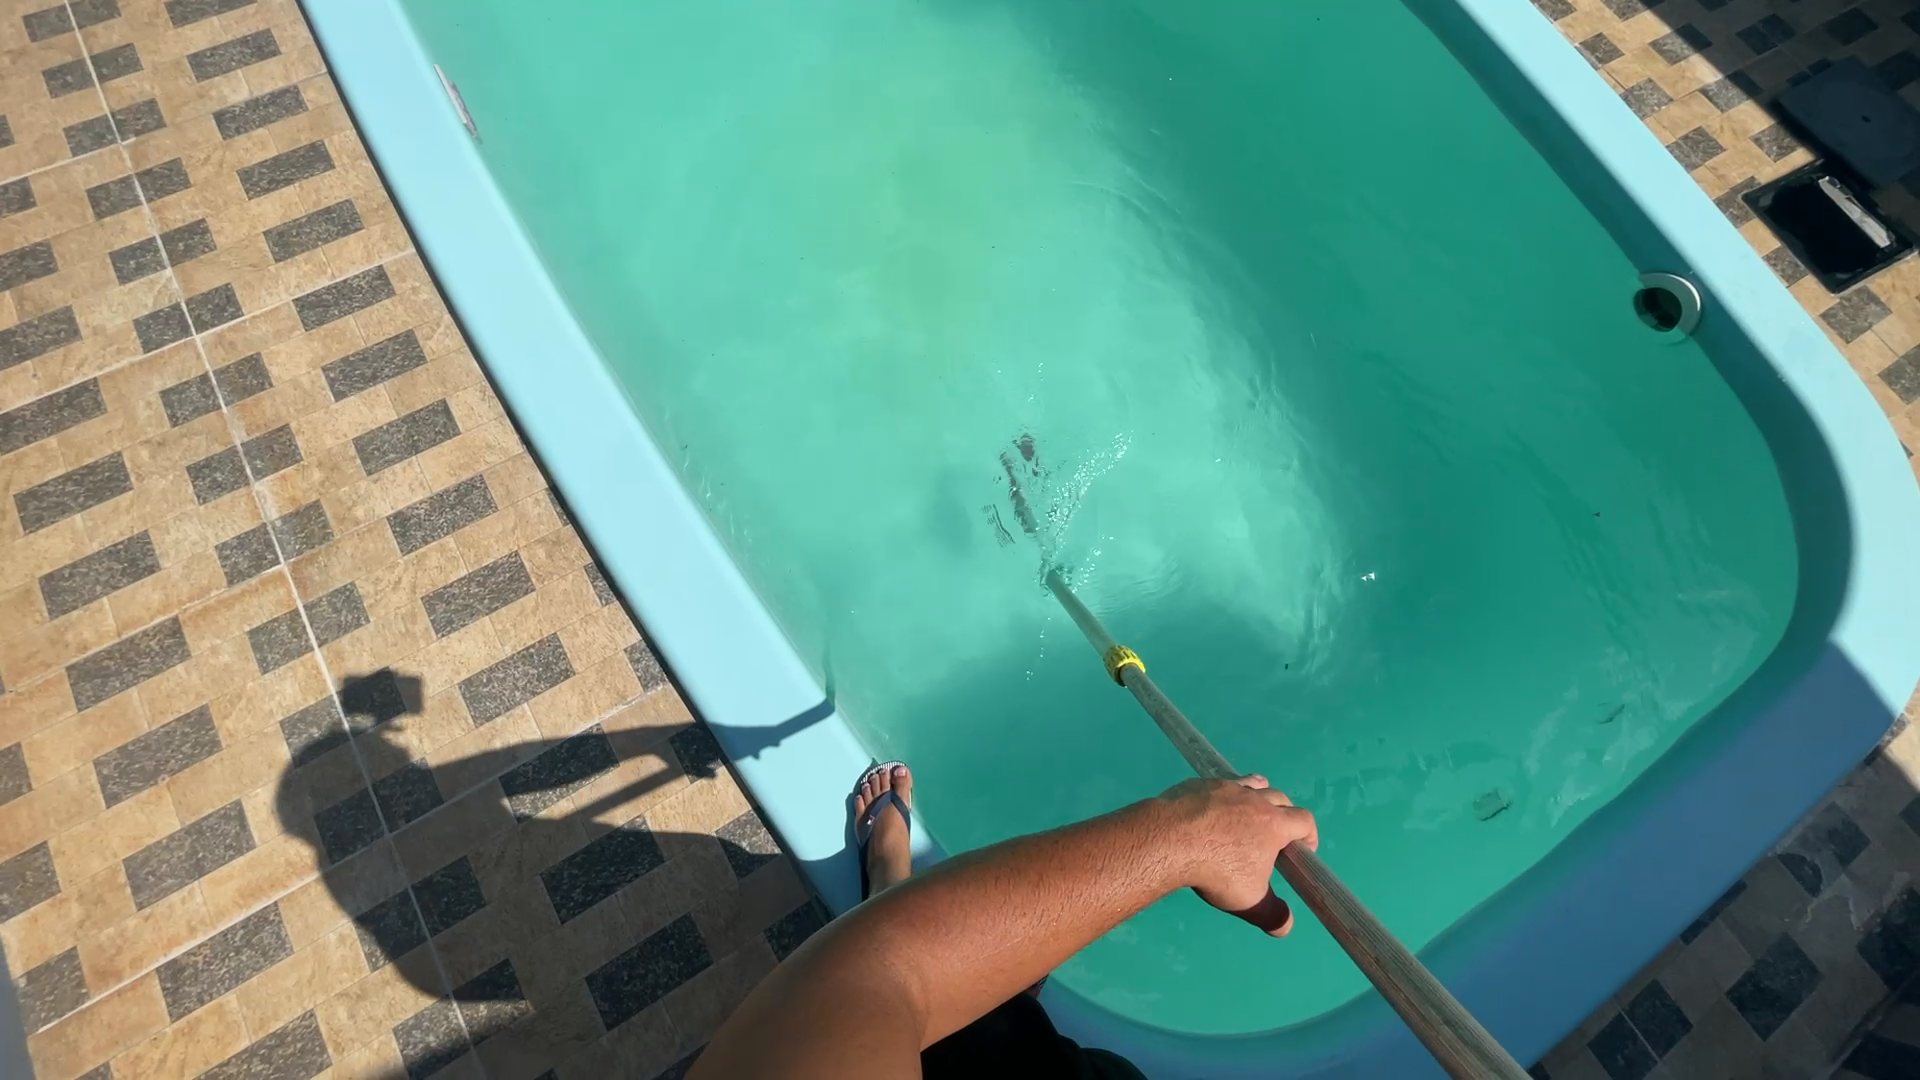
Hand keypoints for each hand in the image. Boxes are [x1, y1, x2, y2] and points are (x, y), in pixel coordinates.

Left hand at [1156, 775, 1317, 936]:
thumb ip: (1273, 915)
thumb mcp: (1250, 902)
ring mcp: (1224, 786)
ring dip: (1256, 795)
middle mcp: (1252, 798)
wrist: (1169, 838)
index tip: (1302, 850)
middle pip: (1279, 797)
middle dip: (1284, 814)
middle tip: (1274, 835)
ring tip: (1248, 814)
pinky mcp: (1199, 782)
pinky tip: (1210, 811)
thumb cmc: (1216, 870)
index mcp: (1273, 823)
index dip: (1309, 835)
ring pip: (1251, 782)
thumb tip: (1285, 927)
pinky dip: (1223, 795)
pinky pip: (1219, 783)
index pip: (1304, 820)